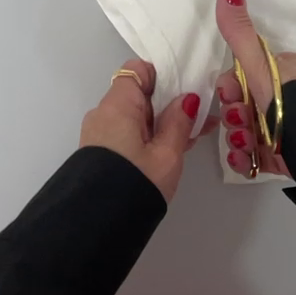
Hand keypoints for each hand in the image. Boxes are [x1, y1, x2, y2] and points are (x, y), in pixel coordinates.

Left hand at [80, 58, 215, 201]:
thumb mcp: (167, 154)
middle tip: (197, 118)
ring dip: (159, 122)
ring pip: (134, 116)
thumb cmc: (136, 182)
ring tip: (191, 138)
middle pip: (138, 93)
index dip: (162, 76)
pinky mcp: (99, 150)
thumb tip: (187, 98)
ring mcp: (99, 131)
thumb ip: (179, 122)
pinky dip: (146, 136)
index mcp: (118, 104)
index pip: (137, 70)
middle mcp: (103, 112)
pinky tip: (170, 151)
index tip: (185, 91)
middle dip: (167, 103)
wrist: (97, 224)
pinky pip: (126, 132)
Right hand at [215, 0, 295, 178]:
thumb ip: (239, 30)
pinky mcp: (285, 157)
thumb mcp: (258, 64)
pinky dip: (246, 158)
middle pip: (241, 104)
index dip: (229, 88)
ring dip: (237, 138)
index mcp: (285, 72)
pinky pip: (255, 155)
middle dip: (233, 116)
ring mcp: (285, 129)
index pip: (243, 75)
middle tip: (240, 122)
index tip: (231, 96)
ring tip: (247, 145)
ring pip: (245, 130)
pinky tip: (247, 159)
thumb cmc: (289, 103)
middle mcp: (287, 99)